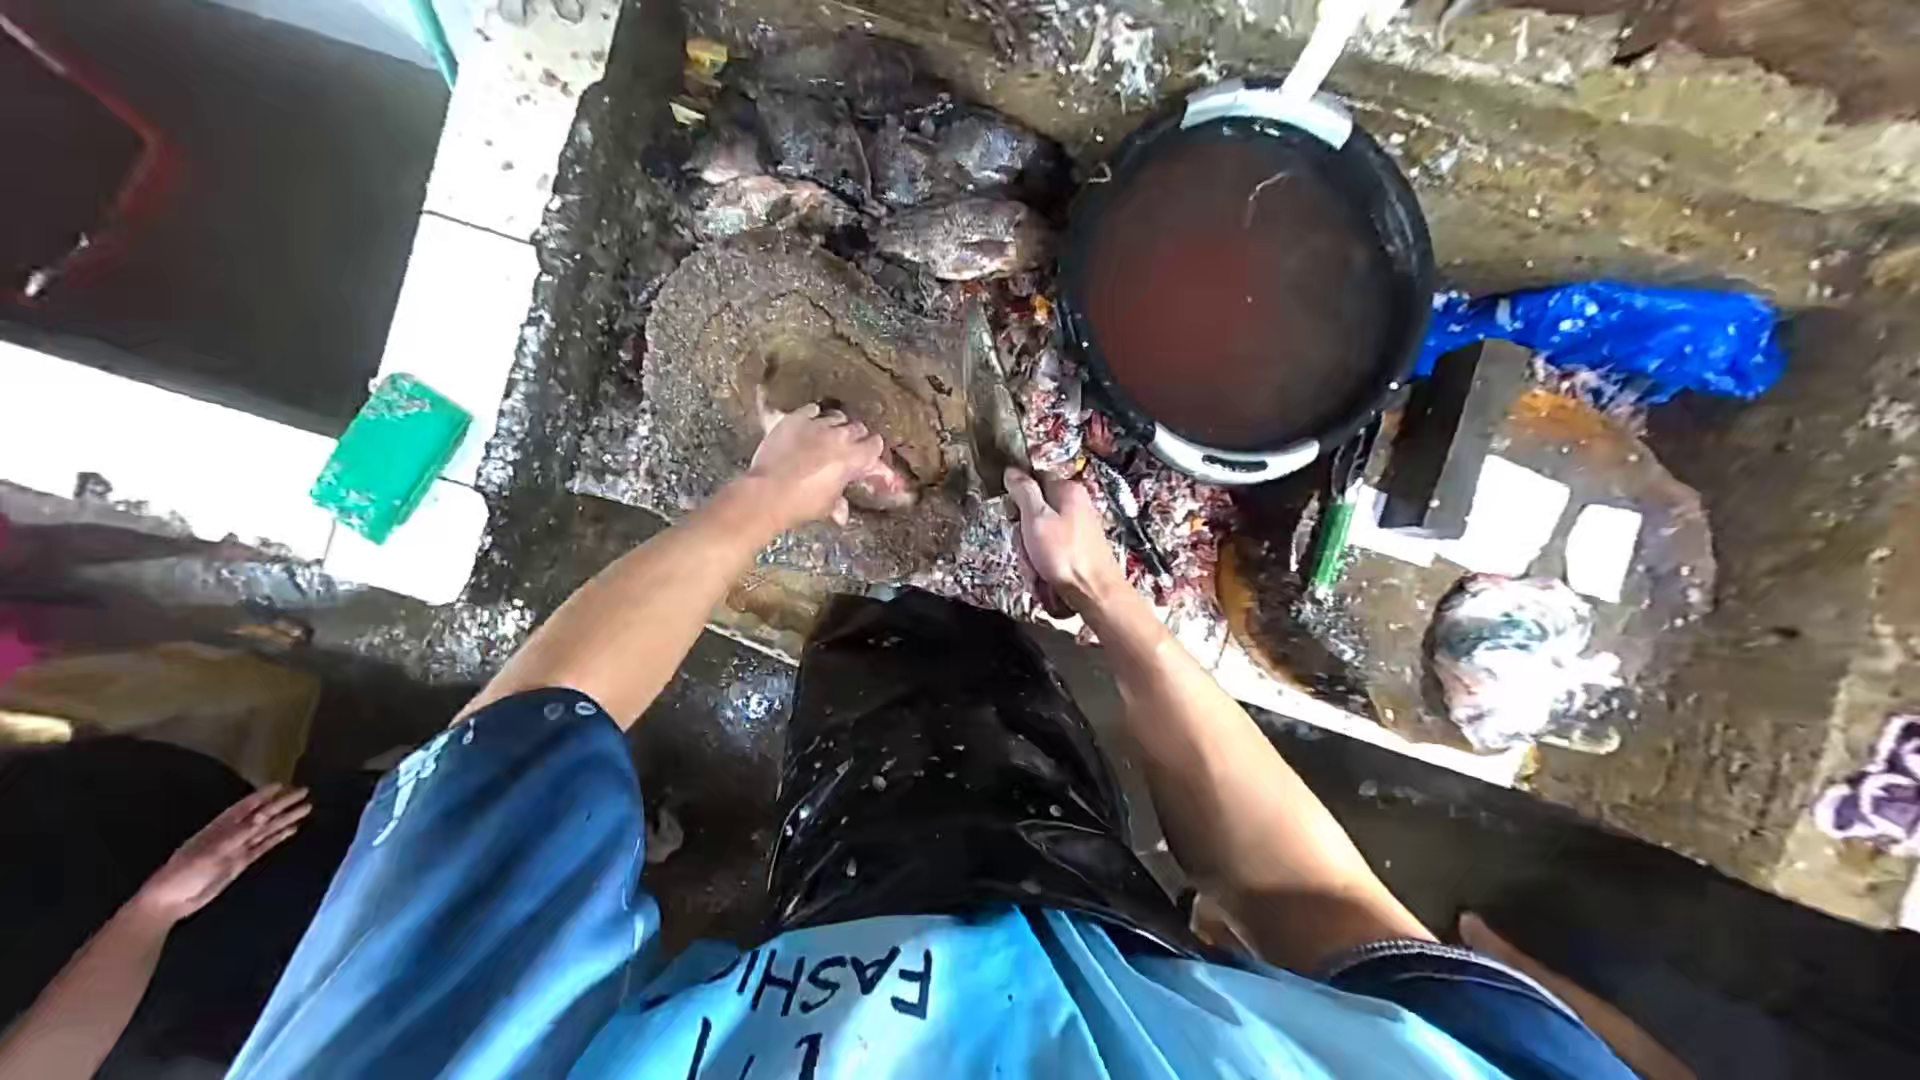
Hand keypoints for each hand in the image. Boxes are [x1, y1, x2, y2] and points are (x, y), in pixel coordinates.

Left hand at [133, 785, 311, 923]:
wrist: (167, 904)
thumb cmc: (182, 875)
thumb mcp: (210, 853)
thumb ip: (239, 833)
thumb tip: (264, 815)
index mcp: (218, 829)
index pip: (244, 807)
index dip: (262, 795)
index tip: (282, 785)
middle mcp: (230, 836)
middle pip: (261, 816)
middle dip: (281, 804)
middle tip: (304, 792)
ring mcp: (236, 849)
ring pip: (267, 829)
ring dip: (286, 818)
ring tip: (307, 808)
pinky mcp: (241, 862)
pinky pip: (265, 845)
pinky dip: (279, 837)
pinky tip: (292, 830)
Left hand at [745, 402, 886, 527]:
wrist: (767, 493)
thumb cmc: (800, 503)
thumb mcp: (827, 506)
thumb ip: (840, 501)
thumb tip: (842, 512)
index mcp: (853, 458)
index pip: (874, 445)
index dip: (872, 450)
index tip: (869, 456)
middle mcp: (839, 437)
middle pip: (857, 427)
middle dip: (856, 436)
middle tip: (849, 446)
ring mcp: (816, 425)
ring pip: (836, 417)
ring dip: (836, 425)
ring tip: (829, 433)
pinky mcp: (795, 420)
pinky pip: (811, 410)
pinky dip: (813, 416)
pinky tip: (810, 424)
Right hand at [1004, 467, 1125, 607]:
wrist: (1094, 592)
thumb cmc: (1064, 554)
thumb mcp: (1036, 519)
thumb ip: (1023, 491)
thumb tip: (1011, 470)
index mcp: (1068, 490)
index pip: (1033, 479)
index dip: (1018, 497)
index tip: (1013, 515)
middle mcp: (1076, 504)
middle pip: (1034, 509)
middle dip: (1024, 531)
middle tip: (1027, 545)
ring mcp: (1078, 526)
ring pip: (1039, 532)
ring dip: (1031, 551)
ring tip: (1036, 565)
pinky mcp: (1077, 547)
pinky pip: (1049, 548)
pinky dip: (1043, 560)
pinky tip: (1044, 572)